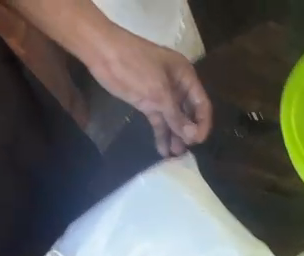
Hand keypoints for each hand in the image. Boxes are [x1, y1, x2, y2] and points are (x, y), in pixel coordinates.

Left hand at [84, 27, 212, 156]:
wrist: (100, 51)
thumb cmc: (134, 66)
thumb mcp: (159, 92)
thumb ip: (177, 117)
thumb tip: (192, 137)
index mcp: (185, 76)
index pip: (202, 104)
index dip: (202, 124)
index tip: (197, 142)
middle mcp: (177, 86)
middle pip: (189, 114)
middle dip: (188, 133)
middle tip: (185, 151)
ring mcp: (162, 94)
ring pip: (174, 120)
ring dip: (175, 137)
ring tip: (174, 156)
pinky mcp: (147, 101)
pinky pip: (159, 121)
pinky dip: (161, 134)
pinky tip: (162, 150)